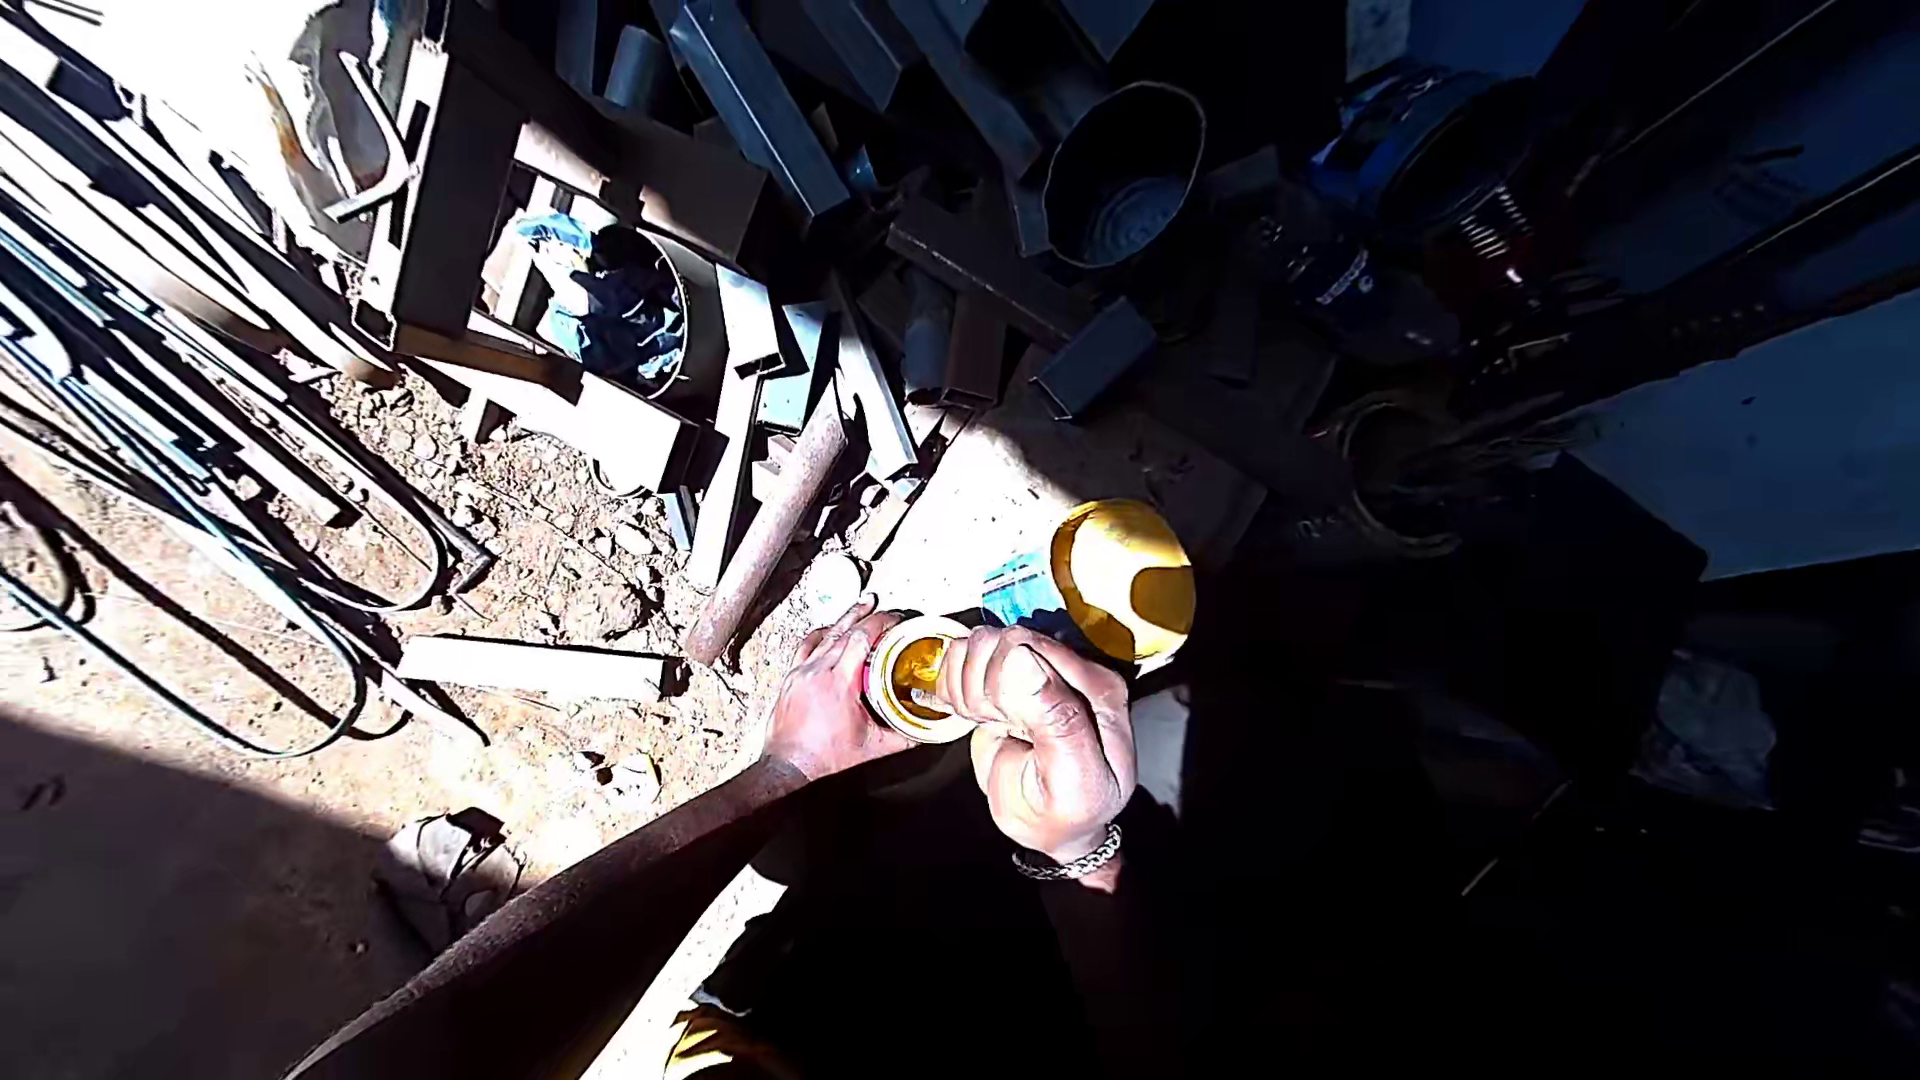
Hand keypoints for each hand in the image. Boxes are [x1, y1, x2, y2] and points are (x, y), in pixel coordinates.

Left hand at [762, 594, 910, 781]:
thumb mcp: (874, 746)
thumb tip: (926, 727)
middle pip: (844, 630)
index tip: (894, 619)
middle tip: (881, 606)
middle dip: (866, 615)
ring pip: (826, 634)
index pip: (862, 638)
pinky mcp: (791, 676)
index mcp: (840, 682)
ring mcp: (802, 671)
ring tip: (860, 606)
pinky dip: (821, 634)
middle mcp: (818, 670)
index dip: (880, 623)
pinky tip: (829, 629)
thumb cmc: (825, 757)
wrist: (788, 767)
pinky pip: (806, 645)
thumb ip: (904, 735)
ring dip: (845, 619)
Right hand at [934, 627, 1134, 863]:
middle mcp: (1063, 665)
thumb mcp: (1073, 779)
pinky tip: (975, 714)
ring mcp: (1030, 665)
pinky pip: (959, 656)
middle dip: (985, 688)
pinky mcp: (999, 674)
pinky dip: (954, 687)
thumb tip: (1021, 657)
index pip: (1026, 646)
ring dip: (968, 688)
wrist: (1046, 824)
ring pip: (975, 644)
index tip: (1010, 723)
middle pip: (997, 640)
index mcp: (1094, 683)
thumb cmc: (1068, 809)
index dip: (1003, 683)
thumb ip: (1056, 719)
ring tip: (991, 720)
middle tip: (1001, 724)